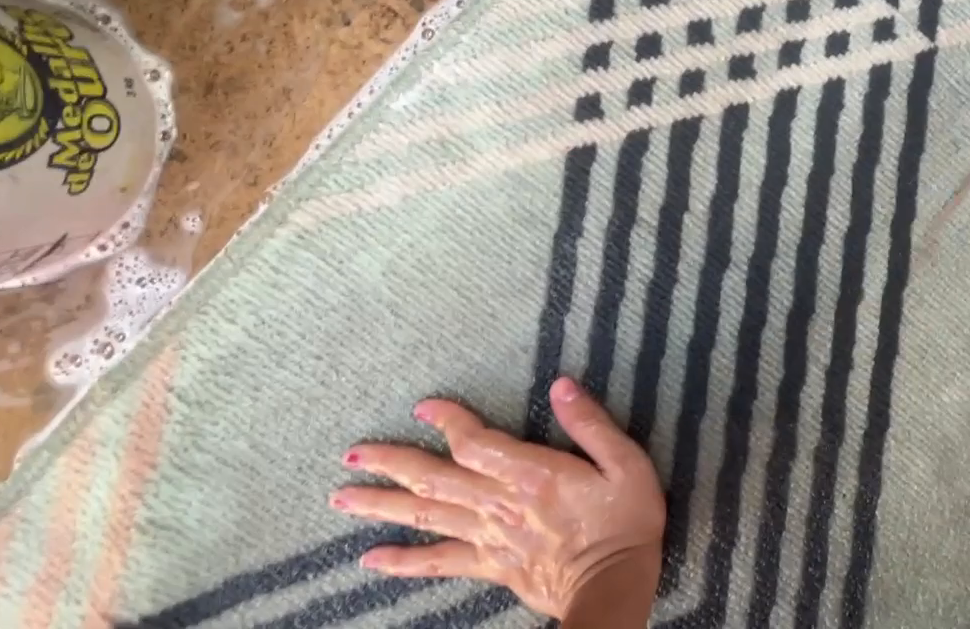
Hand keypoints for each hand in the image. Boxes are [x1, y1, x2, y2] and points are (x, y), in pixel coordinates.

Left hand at [331, 377, 664, 622]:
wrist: (616, 584)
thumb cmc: (626, 517)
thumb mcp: (625, 461)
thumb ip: (591, 423)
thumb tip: (561, 385)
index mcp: (532, 474)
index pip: (478, 443)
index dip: (449, 422)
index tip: (423, 407)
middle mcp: (500, 504)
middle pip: (437, 480)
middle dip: (394, 464)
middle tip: (353, 454)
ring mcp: (490, 537)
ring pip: (428, 517)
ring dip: (383, 506)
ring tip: (343, 497)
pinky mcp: (490, 565)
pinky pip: (438, 563)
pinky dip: (402, 561)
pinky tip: (370, 558)